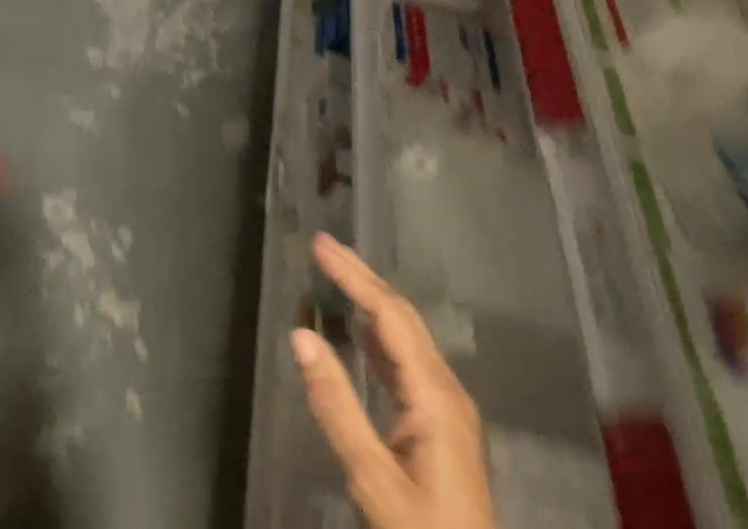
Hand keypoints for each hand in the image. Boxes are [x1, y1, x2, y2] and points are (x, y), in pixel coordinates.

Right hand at [293, 233, 495, 528]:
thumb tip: (301, 335)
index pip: (391, 318)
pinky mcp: (440, 424)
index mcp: (435, 397)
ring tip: (337, 275)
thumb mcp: (370, 474)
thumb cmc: (419, 526)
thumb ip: (336, 405)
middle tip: (325, 247)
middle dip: (363, 278)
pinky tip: (361, 333)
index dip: (355, 277)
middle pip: (403, 319)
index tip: (322, 246)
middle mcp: (446, 391)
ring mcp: (447, 408)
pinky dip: (379, 337)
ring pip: (407, 338)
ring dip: (371, 302)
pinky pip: (407, 364)